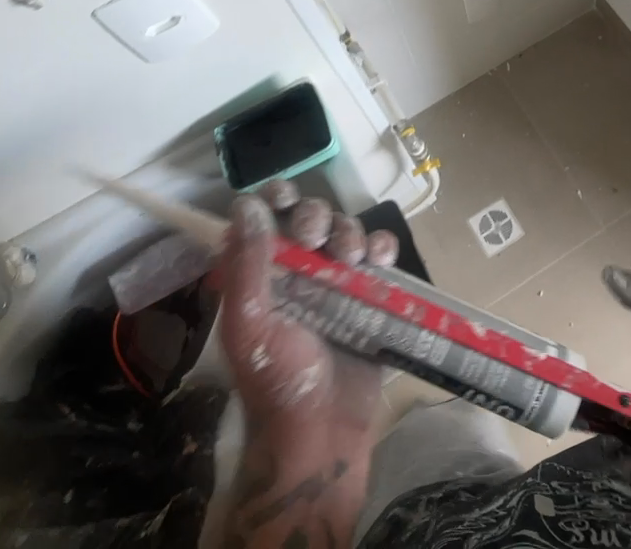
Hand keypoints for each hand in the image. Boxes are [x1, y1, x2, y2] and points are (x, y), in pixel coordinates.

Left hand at [218, 183, 398, 548]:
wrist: (324, 432)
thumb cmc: (277, 379)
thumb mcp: (251, 323)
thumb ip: (248, 265)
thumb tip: (247, 204)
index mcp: (259, 273)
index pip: (264, 216)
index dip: (278, 199)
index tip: (289, 205)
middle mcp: (295, 271)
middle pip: (310, 216)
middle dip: (318, 217)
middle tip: (320, 240)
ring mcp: (334, 282)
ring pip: (345, 231)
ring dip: (351, 231)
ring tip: (354, 258)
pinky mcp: (369, 297)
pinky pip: (378, 257)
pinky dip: (383, 247)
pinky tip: (382, 259)